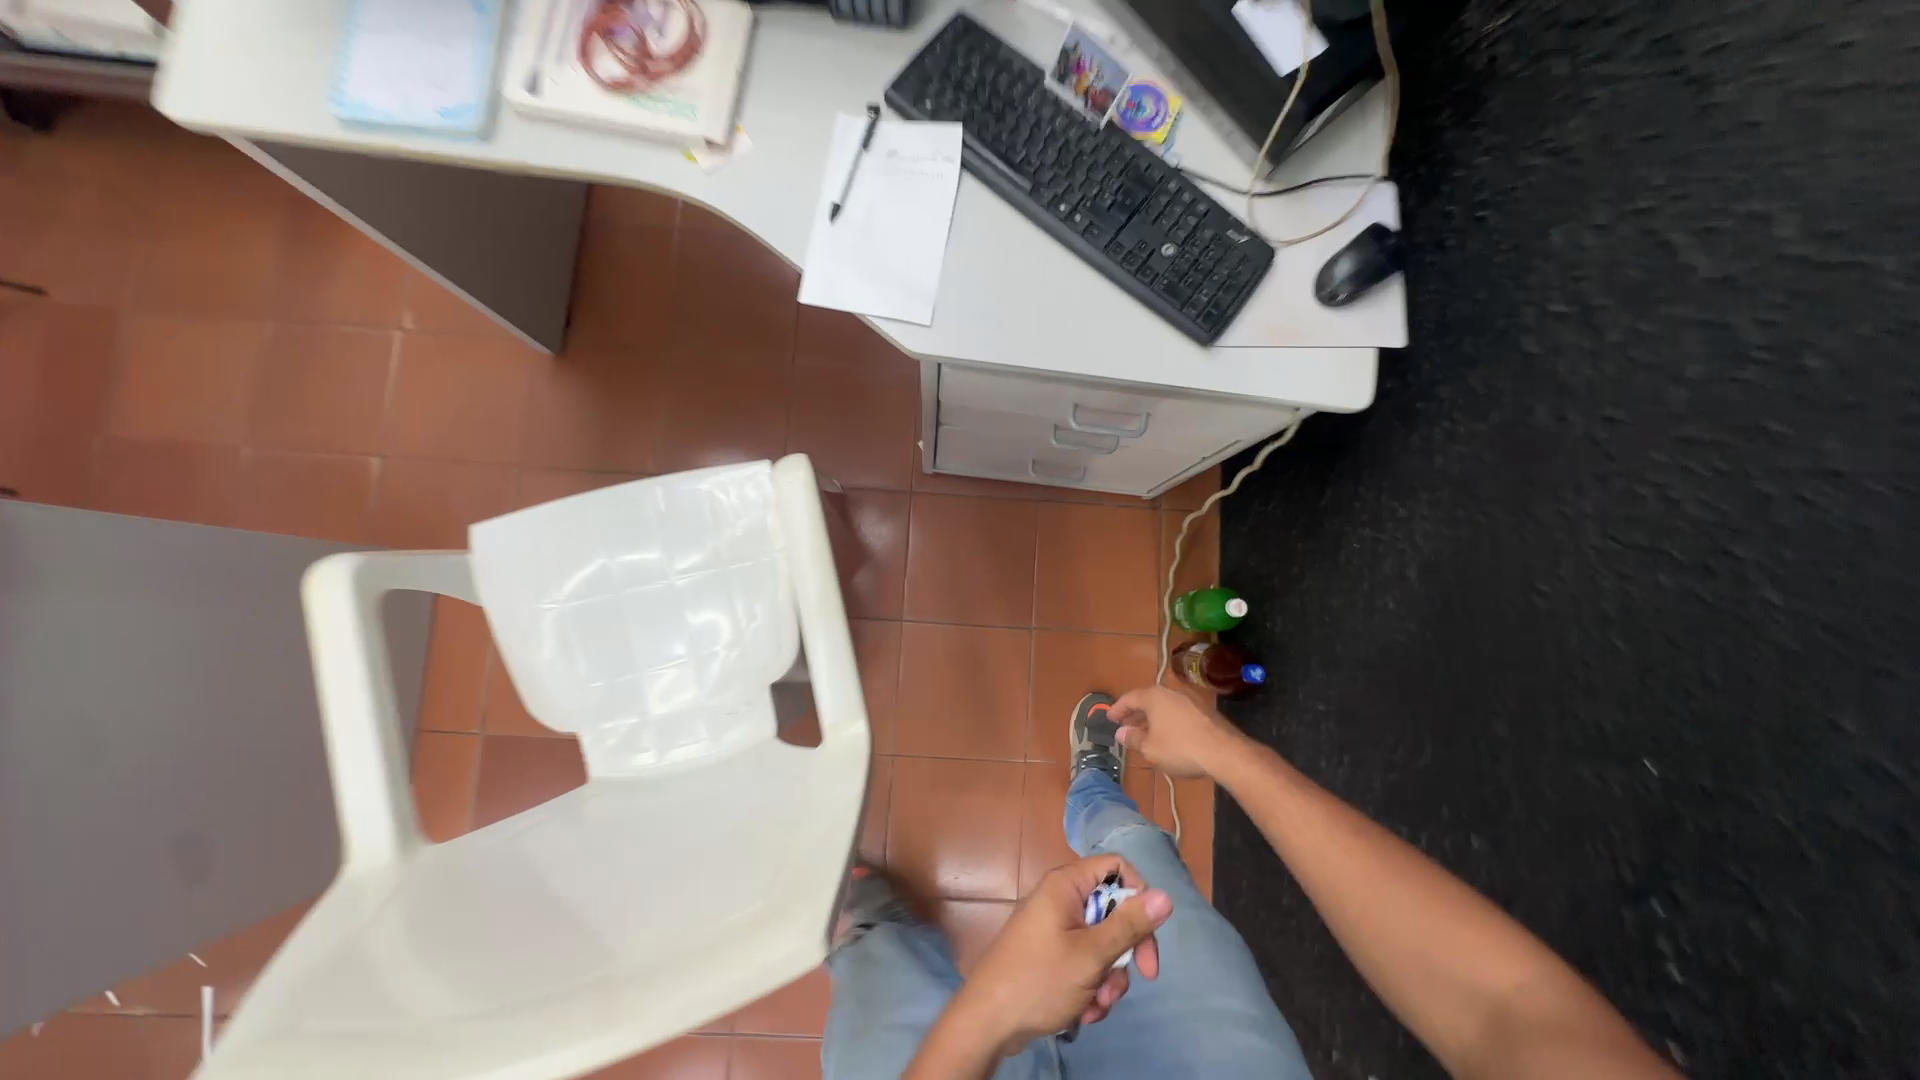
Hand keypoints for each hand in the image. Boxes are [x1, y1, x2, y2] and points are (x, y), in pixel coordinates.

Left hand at [949, 855, 1172, 1053]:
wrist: (989, 1022)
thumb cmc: (1039, 979)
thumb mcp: (1092, 954)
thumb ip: (1129, 925)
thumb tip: (1165, 895)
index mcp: (1066, 885)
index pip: (1116, 866)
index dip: (1139, 893)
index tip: (1149, 929)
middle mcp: (1061, 899)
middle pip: (1114, 910)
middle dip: (1125, 950)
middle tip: (1140, 977)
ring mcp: (1055, 928)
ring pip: (1103, 943)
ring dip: (1109, 976)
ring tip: (1096, 1003)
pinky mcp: (1051, 954)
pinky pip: (1086, 962)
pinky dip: (1091, 986)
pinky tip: (1084, 1011)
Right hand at [1110, 686, 1243, 777]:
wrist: (1224, 752)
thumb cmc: (1179, 748)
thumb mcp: (1150, 748)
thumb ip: (1133, 738)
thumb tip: (1121, 733)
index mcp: (1154, 697)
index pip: (1129, 698)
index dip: (1117, 709)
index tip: (1109, 718)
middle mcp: (1172, 692)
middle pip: (1147, 700)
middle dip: (1135, 714)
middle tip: (1125, 726)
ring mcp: (1191, 700)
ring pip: (1164, 707)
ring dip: (1152, 719)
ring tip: (1145, 734)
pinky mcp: (1205, 711)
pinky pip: (1179, 713)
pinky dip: (1168, 722)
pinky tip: (1168, 737)